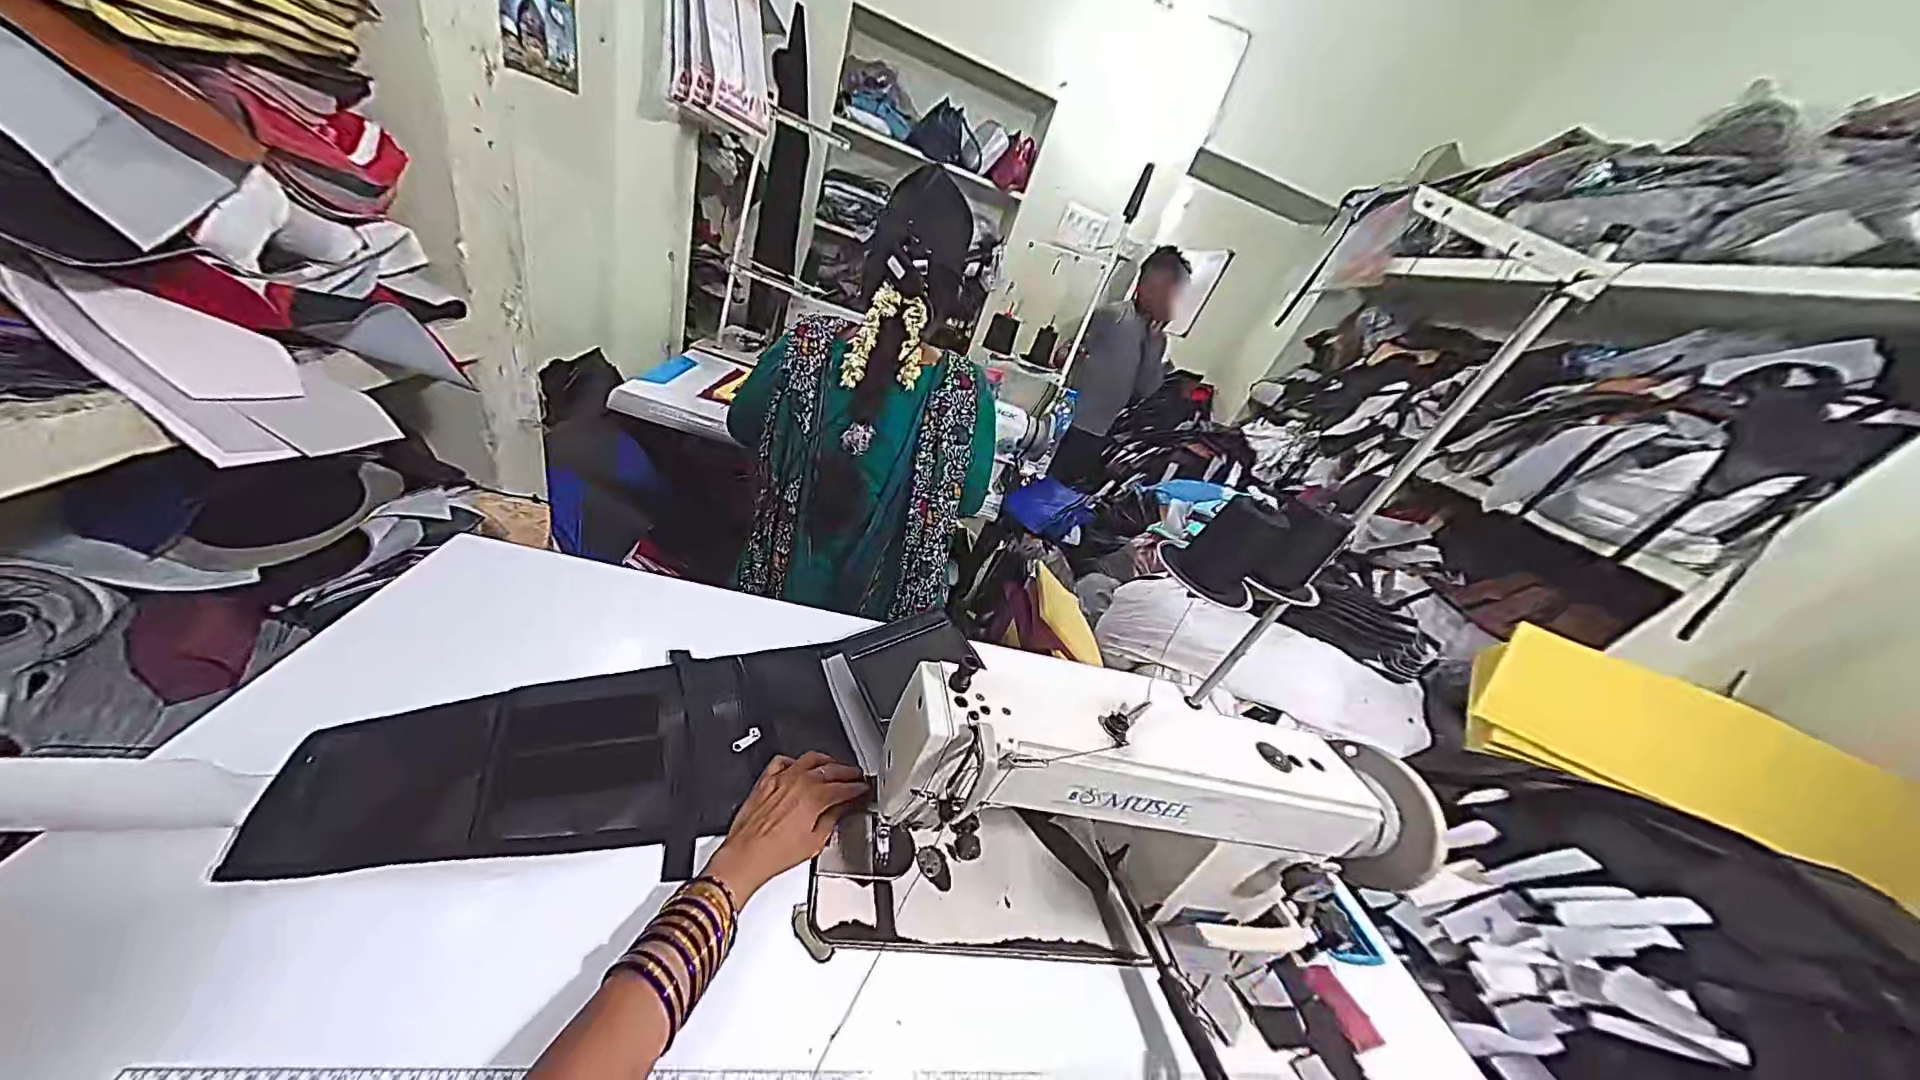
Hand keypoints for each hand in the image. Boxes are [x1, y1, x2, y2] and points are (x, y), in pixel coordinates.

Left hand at [703, 752, 867, 904]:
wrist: (744, 858)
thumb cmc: (774, 854)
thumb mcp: (815, 842)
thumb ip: (832, 819)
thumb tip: (841, 809)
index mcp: (815, 797)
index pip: (844, 787)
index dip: (857, 787)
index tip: (862, 788)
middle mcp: (799, 782)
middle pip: (831, 769)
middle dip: (847, 772)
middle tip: (855, 776)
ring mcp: (781, 778)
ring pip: (810, 758)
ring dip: (826, 761)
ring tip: (834, 766)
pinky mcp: (766, 781)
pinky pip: (782, 761)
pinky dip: (795, 761)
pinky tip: (798, 766)